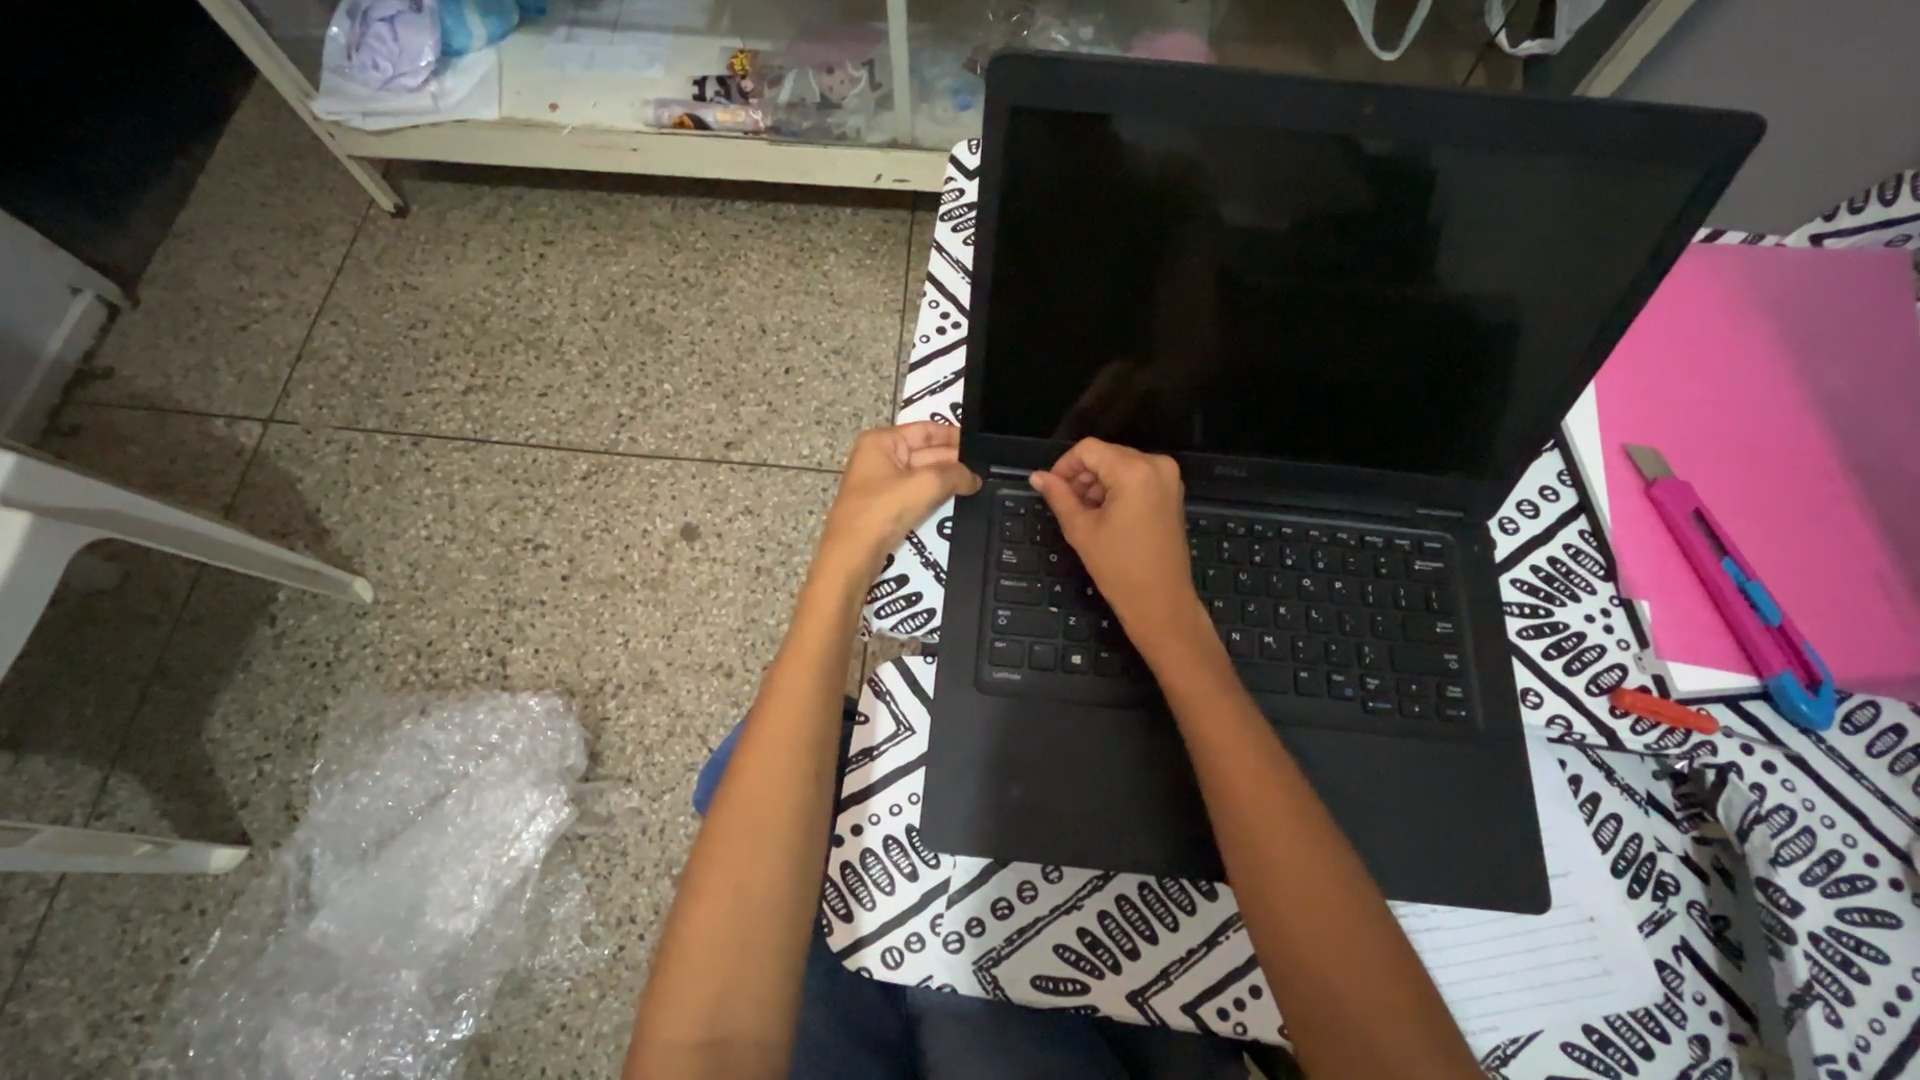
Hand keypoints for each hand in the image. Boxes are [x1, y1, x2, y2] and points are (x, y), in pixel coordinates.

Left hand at [819, 422, 981, 580]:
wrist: (853, 555)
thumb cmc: (882, 511)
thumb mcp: (926, 485)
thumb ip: (955, 475)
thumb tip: (975, 478)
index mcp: (882, 441)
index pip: (926, 429)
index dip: (954, 435)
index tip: (981, 445)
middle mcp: (880, 457)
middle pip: (926, 451)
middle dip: (954, 459)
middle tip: (985, 468)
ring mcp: (882, 484)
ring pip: (923, 475)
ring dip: (947, 479)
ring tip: (978, 481)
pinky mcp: (886, 507)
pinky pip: (916, 494)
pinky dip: (935, 495)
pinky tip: (957, 497)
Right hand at [1028, 438, 1199, 629]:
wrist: (1160, 601)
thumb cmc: (1118, 567)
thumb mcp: (1081, 529)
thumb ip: (1058, 496)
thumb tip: (1036, 476)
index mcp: (1133, 471)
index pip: (1088, 449)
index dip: (1064, 465)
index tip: (1052, 488)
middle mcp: (1156, 465)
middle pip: (1106, 455)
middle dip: (1082, 476)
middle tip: (1067, 504)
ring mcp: (1168, 478)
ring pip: (1120, 465)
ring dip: (1098, 483)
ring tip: (1085, 514)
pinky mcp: (1172, 492)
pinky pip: (1137, 477)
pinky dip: (1117, 489)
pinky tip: (1105, 515)